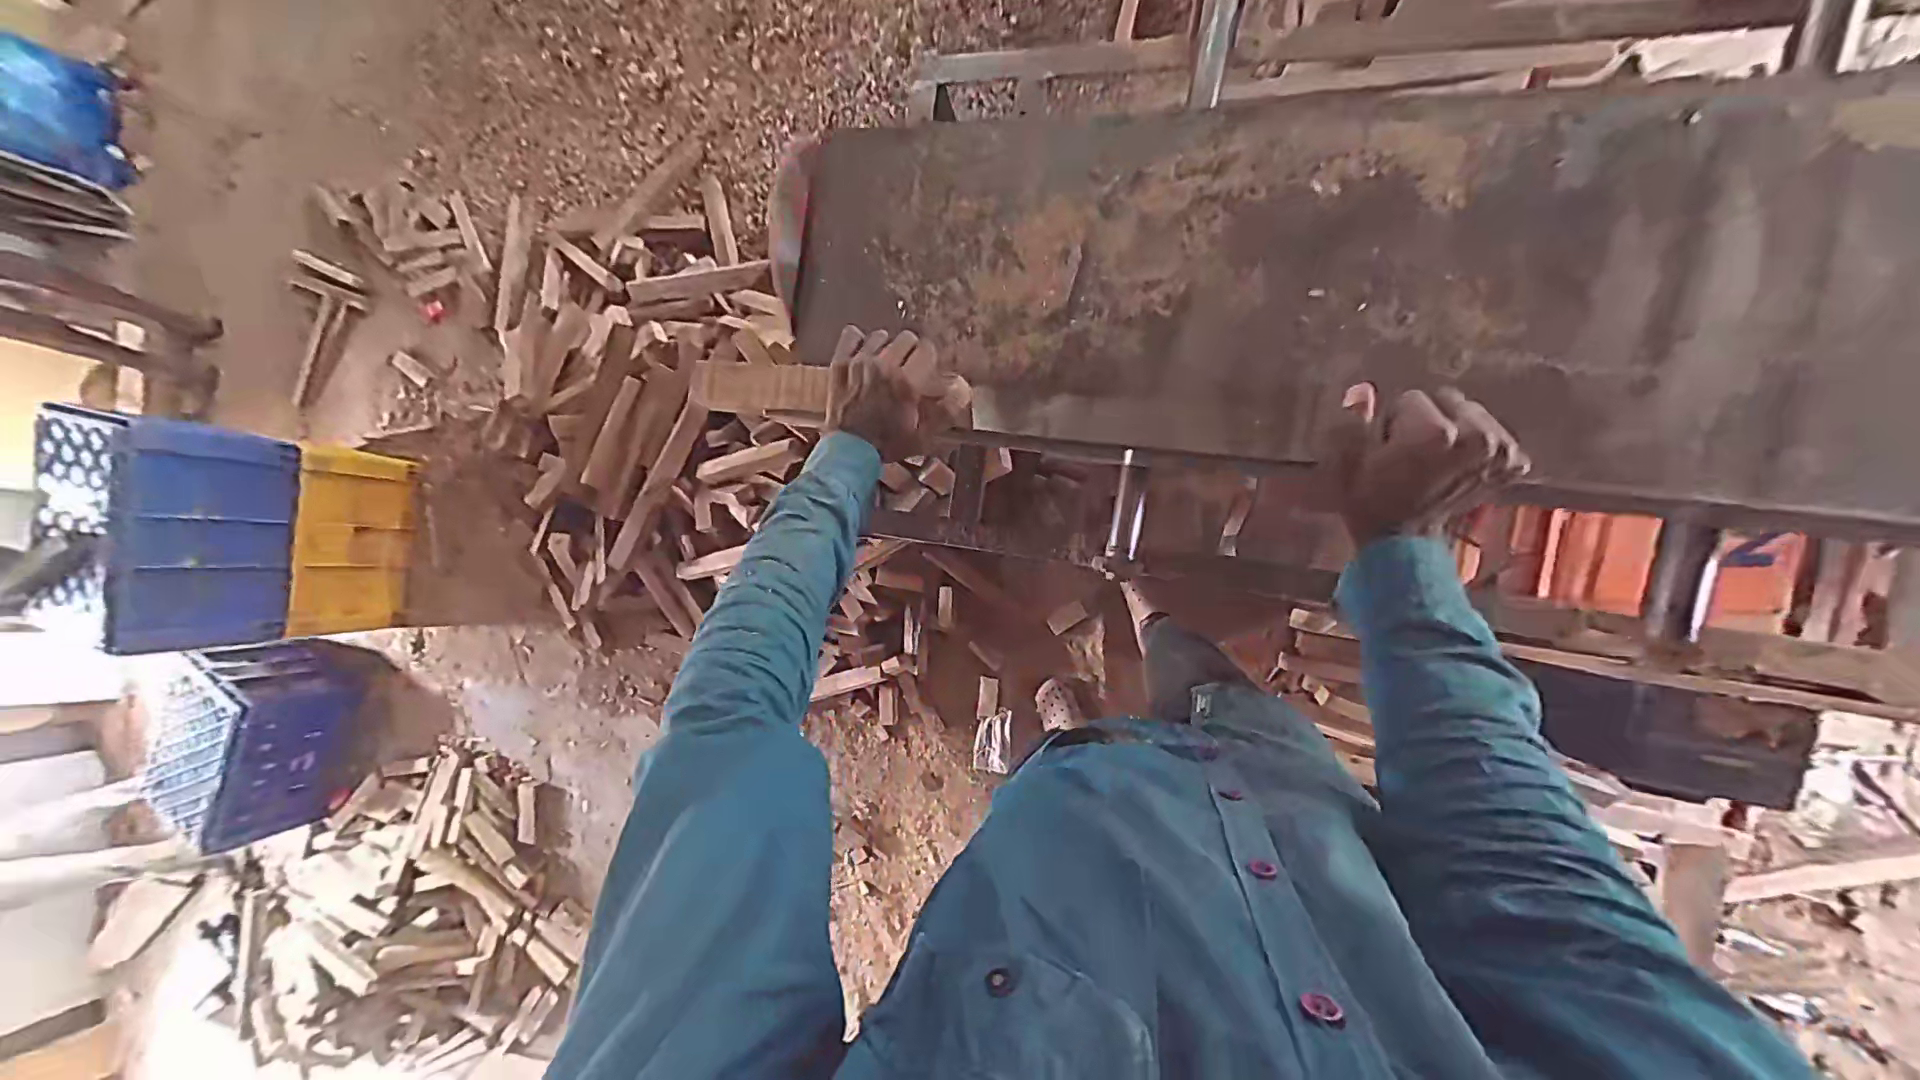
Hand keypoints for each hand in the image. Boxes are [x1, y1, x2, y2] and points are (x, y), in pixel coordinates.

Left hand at [825, 325, 969, 460]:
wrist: (849, 450)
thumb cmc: (887, 444)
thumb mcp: (924, 435)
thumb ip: (947, 410)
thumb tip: (964, 388)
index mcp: (907, 382)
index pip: (927, 348)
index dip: (929, 358)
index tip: (926, 369)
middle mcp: (884, 366)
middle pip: (906, 338)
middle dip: (910, 352)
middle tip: (907, 368)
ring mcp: (859, 362)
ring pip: (881, 336)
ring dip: (886, 348)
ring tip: (884, 365)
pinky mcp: (840, 363)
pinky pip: (852, 335)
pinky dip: (860, 341)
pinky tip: (864, 354)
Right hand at [1321, 383, 1529, 547]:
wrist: (1402, 543)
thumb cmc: (1368, 502)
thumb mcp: (1346, 463)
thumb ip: (1353, 421)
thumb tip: (1362, 390)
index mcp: (1435, 433)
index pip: (1410, 398)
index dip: (1392, 422)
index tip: (1386, 448)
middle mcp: (1477, 436)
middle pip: (1447, 399)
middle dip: (1426, 419)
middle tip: (1409, 453)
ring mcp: (1501, 451)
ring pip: (1471, 413)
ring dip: (1452, 428)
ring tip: (1433, 460)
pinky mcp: (1515, 464)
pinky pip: (1493, 432)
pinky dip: (1476, 445)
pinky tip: (1457, 465)